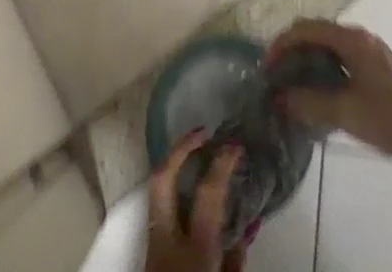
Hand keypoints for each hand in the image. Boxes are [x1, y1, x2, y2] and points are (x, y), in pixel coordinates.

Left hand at [146, 130, 248, 271]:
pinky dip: (169, 185)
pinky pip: (156, 204)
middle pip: (163, 179)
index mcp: (195, 247)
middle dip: (179, 149)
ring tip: (192, 147)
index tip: (235, 145)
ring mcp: (151, 239)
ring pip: (154, 188)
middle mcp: (166, 236)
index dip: (222, 165)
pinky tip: (183, 180)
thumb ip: (234, 260)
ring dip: (172, 163)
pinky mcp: (147, 246)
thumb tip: (243, 232)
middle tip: (202, 131)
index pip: (208, 194)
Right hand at [267, 19, 391, 167]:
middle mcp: (361, 39)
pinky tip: (314, 93)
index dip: (282, 45)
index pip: (306, 29)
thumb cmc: (388, 119)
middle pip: (316, 33)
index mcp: (353, 40)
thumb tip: (278, 99)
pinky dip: (321, 70)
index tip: (267, 68)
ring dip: (306, 61)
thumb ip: (307, 103)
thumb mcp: (343, 112)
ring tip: (289, 85)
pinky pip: (339, 60)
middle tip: (275, 76)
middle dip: (292, 51)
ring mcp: (370, 53)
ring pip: (328, 48)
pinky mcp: (375, 69)